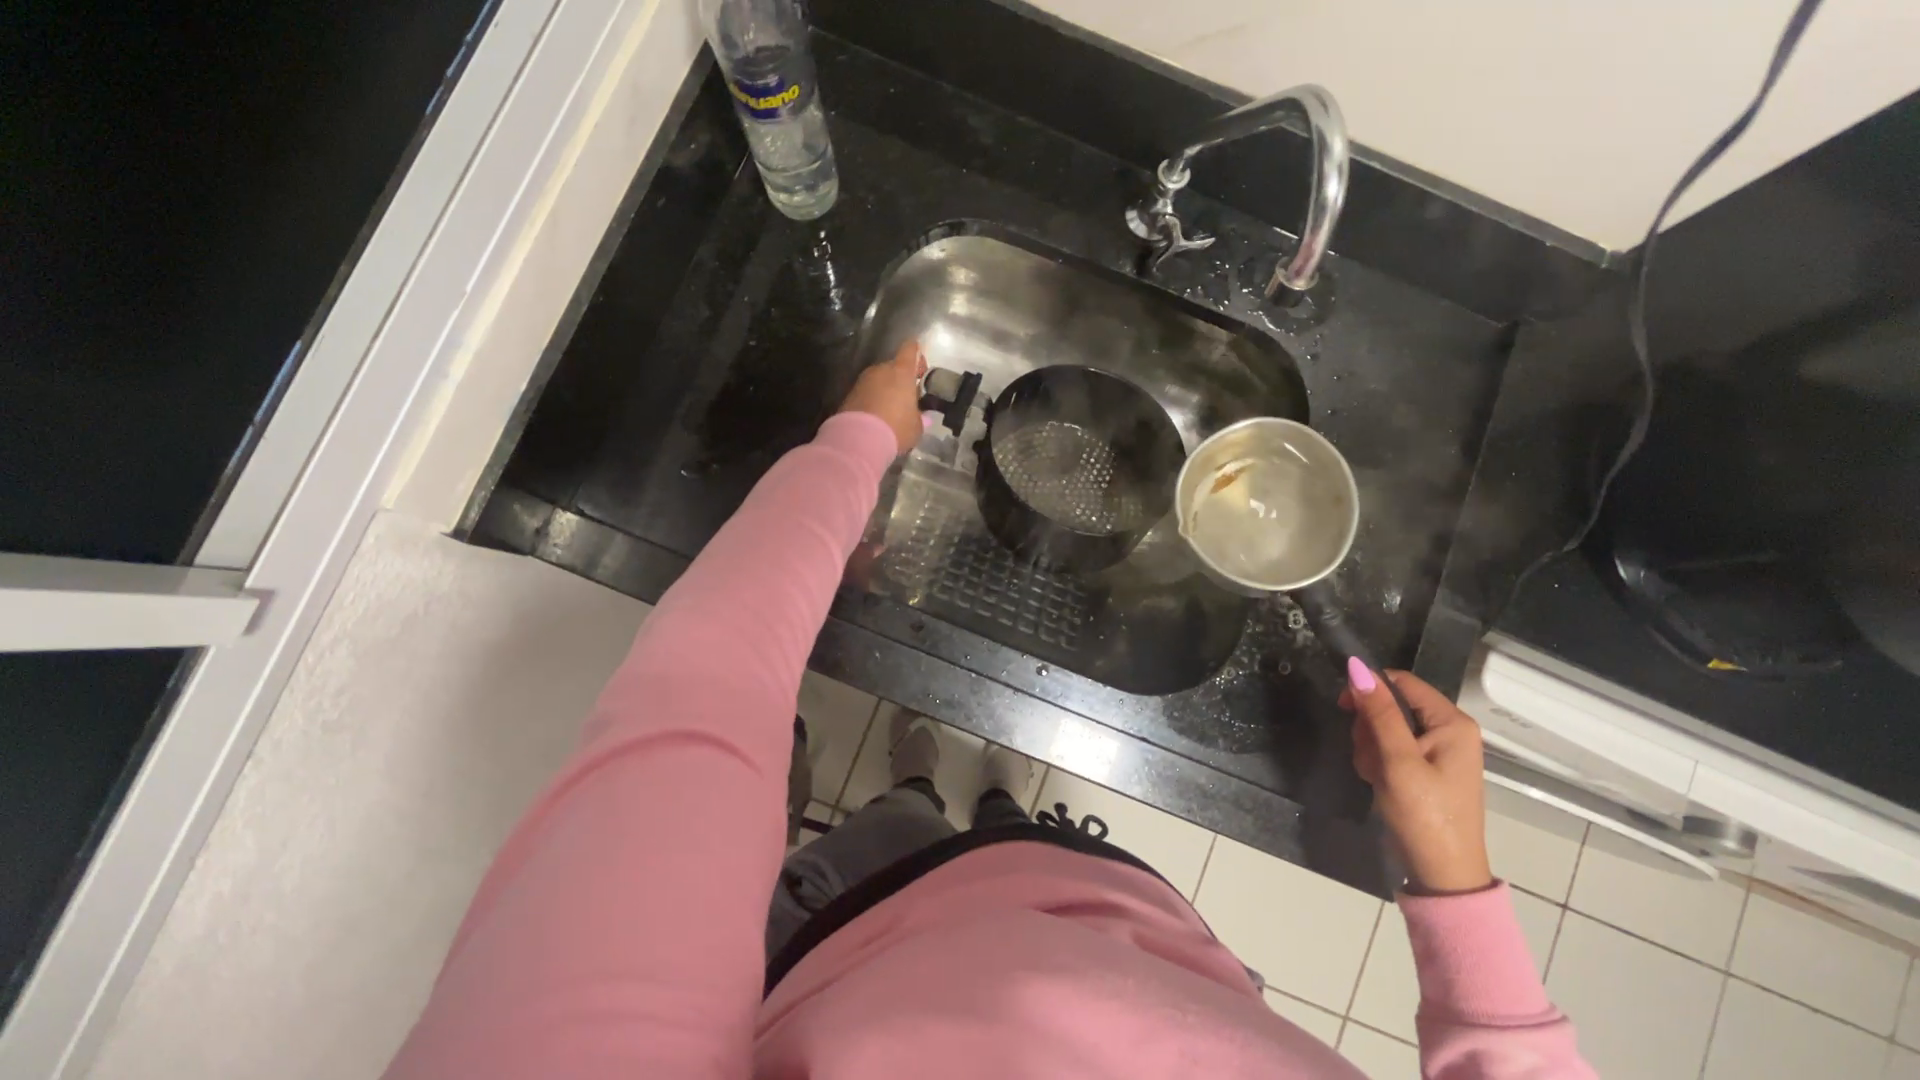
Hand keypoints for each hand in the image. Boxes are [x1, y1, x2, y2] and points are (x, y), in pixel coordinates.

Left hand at [838, 339, 927, 454]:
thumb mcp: (917, 425)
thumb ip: (918, 414)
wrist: (858, 441)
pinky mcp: (849, 394)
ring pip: (878, 380)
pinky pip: (866, 392)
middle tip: (906, 400)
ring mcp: (862, 381)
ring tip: (890, 412)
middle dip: (900, 380)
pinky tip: (876, 418)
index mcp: (901, 372)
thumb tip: (917, 413)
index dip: (917, 356)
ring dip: (885, 391)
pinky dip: (872, 400)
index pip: (910, 349)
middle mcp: (881, 370)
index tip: (920, 371)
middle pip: (893, 367)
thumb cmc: (896, 429)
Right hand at [1342, 660, 1493, 894]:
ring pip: (1385, 729)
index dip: (1370, 690)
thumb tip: (1357, 666)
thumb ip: (1379, 713)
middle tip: (1370, 756)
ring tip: (1376, 775)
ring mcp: (1436, 752)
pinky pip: (1390, 750)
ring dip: (1370, 748)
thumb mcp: (1398, 761)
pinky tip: (1378, 782)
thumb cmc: (1424, 815)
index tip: (1343, 708)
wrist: (1441, 872)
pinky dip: (1377, 762)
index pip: (1402, 683)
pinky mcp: (1424, 770)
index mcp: (1452, 722)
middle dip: (1370, 728)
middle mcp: (1448, 731)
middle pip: (1391, 706)